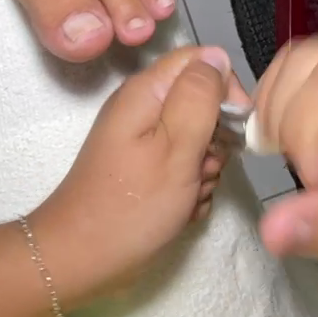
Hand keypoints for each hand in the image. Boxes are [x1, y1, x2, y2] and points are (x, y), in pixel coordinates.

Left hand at [28, 47, 249, 307]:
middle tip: (203, 170)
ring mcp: (143, 142)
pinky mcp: (145, 171)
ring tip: (188, 196)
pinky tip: (180, 210)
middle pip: (202, 103)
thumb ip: (200, 97)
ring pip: (198, 141)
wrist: (81, 259)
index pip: (201, 60)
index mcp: (145, 92)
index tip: (236, 128)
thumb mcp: (176, 147)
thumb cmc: (131, 205)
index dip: (226, 87)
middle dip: (216, 139)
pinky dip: (190, 189)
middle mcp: (143, 109)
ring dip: (205, 171)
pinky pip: (184, 169)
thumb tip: (217, 57)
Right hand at [253, 36, 317, 316]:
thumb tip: (270, 227)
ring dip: (282, 107)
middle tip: (295, 172)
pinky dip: (290, 107)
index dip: (306, 128)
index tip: (316, 186)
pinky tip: (301, 151)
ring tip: (294, 161)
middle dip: (286, 114)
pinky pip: (314, 76)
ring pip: (309, 59)